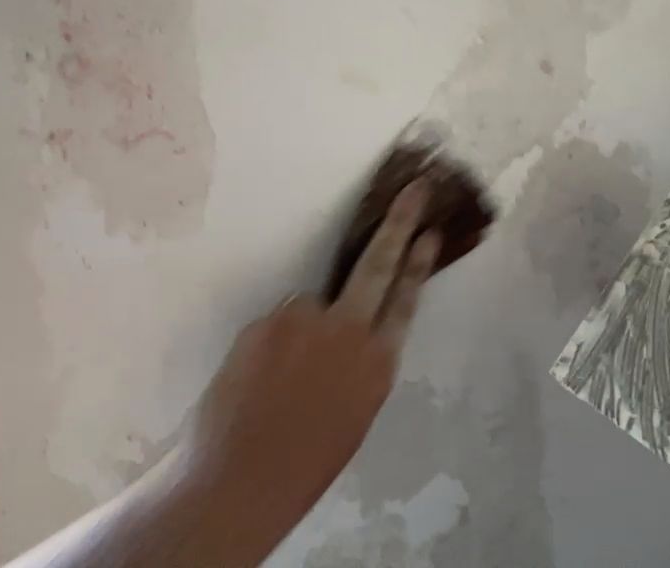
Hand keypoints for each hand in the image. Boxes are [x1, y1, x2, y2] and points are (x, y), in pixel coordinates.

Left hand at [175, 181, 442, 563]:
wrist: (239, 480)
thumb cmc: (305, 462)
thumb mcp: (356, 414)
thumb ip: (361, 364)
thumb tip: (353, 334)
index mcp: (378, 363)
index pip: (406, 300)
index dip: (418, 263)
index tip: (429, 231)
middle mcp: (348, 331)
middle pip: (377, 265)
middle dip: (398, 223)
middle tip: (414, 189)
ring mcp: (305, 320)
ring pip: (309, 306)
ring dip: (300, 329)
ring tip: (278, 376)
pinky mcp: (265, 321)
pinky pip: (274, 324)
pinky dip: (269, 344)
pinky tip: (257, 379)